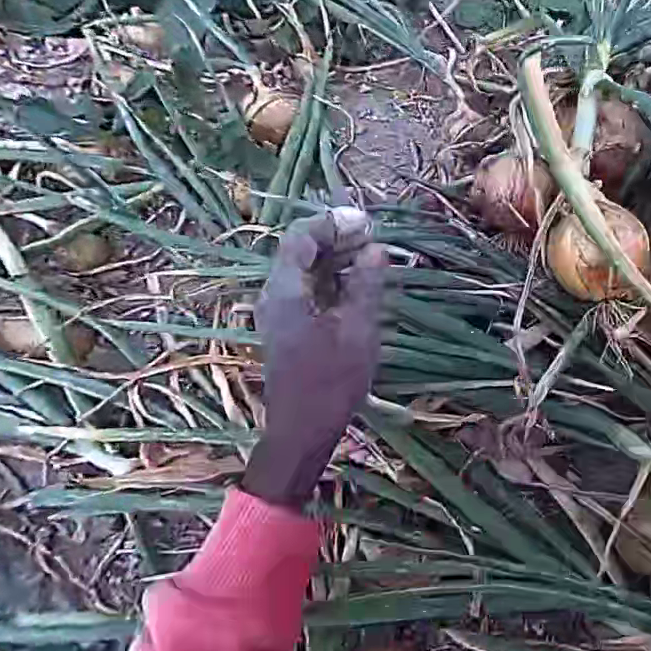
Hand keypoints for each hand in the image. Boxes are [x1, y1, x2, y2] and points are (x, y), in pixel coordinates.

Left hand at [242, 206, 385, 505]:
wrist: (303, 428)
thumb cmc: (331, 381)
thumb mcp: (357, 330)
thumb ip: (365, 285)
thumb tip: (375, 249)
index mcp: (285, 291)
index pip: (300, 238)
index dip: (331, 223)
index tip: (366, 221)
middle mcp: (275, 295)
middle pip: (300, 251)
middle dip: (336, 238)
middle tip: (373, 235)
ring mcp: (280, 312)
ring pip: (305, 270)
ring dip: (336, 258)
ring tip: (371, 253)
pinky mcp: (290, 327)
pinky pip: (308, 289)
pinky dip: (332, 279)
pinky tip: (358, 282)